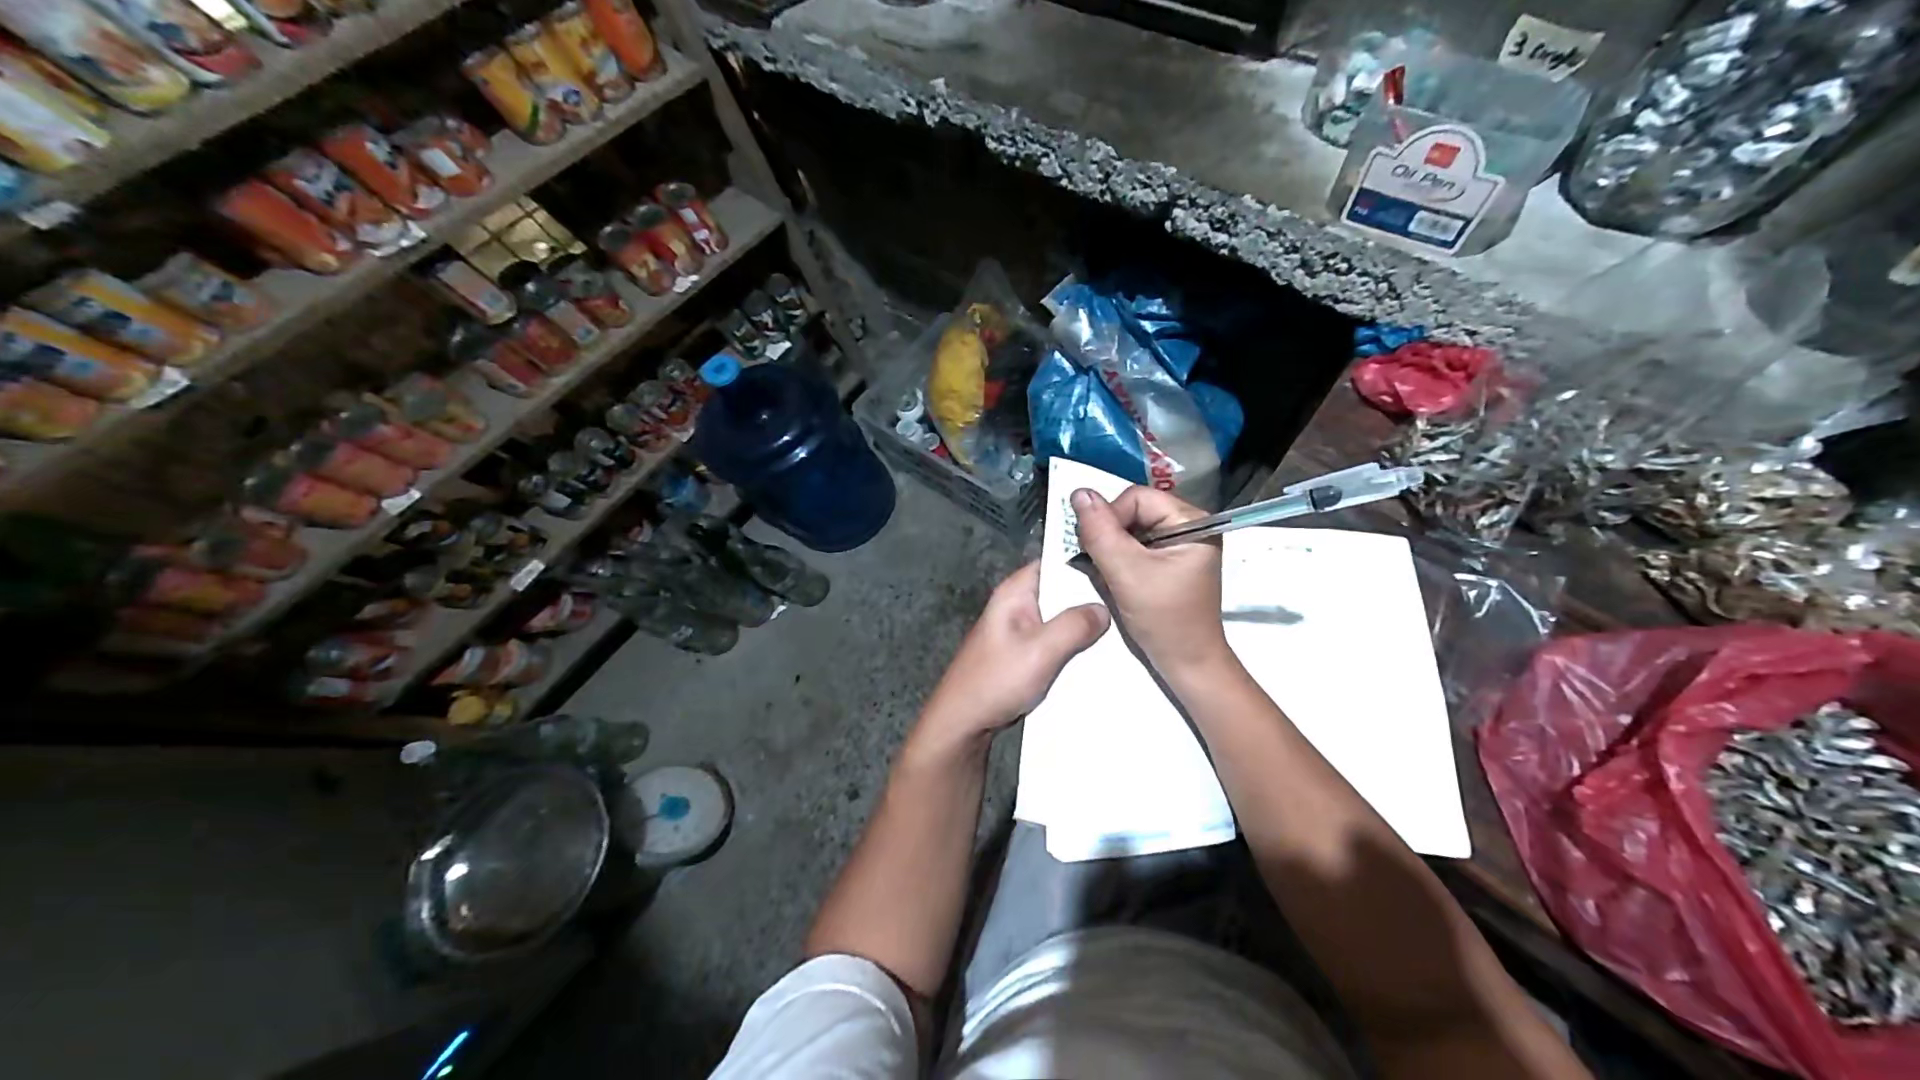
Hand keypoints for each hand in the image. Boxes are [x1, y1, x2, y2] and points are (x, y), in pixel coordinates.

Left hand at [912, 561, 1108, 759]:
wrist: (965, 723)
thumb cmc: (997, 680)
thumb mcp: (1040, 650)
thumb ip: (1074, 625)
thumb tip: (1104, 608)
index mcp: (1015, 592)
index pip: (1055, 561)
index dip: (1086, 561)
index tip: (1120, 567)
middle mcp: (1019, 605)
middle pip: (1062, 590)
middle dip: (1091, 596)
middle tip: (1130, 601)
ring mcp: (1023, 630)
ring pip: (1063, 618)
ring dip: (1086, 625)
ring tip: (1125, 626)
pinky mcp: (1027, 654)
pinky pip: (1058, 641)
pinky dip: (1076, 645)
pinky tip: (1102, 652)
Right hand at [1071, 486, 1227, 676]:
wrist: (1188, 663)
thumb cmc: (1164, 619)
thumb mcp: (1127, 573)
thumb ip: (1101, 532)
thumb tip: (1079, 493)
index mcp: (1191, 521)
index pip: (1137, 497)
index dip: (1110, 516)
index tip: (1094, 547)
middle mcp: (1188, 526)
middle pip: (1134, 510)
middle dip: (1109, 532)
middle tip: (1097, 559)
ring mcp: (1179, 545)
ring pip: (1131, 528)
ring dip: (1111, 546)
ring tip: (1105, 570)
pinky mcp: (1169, 562)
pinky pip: (1135, 545)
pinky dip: (1118, 557)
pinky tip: (1113, 576)